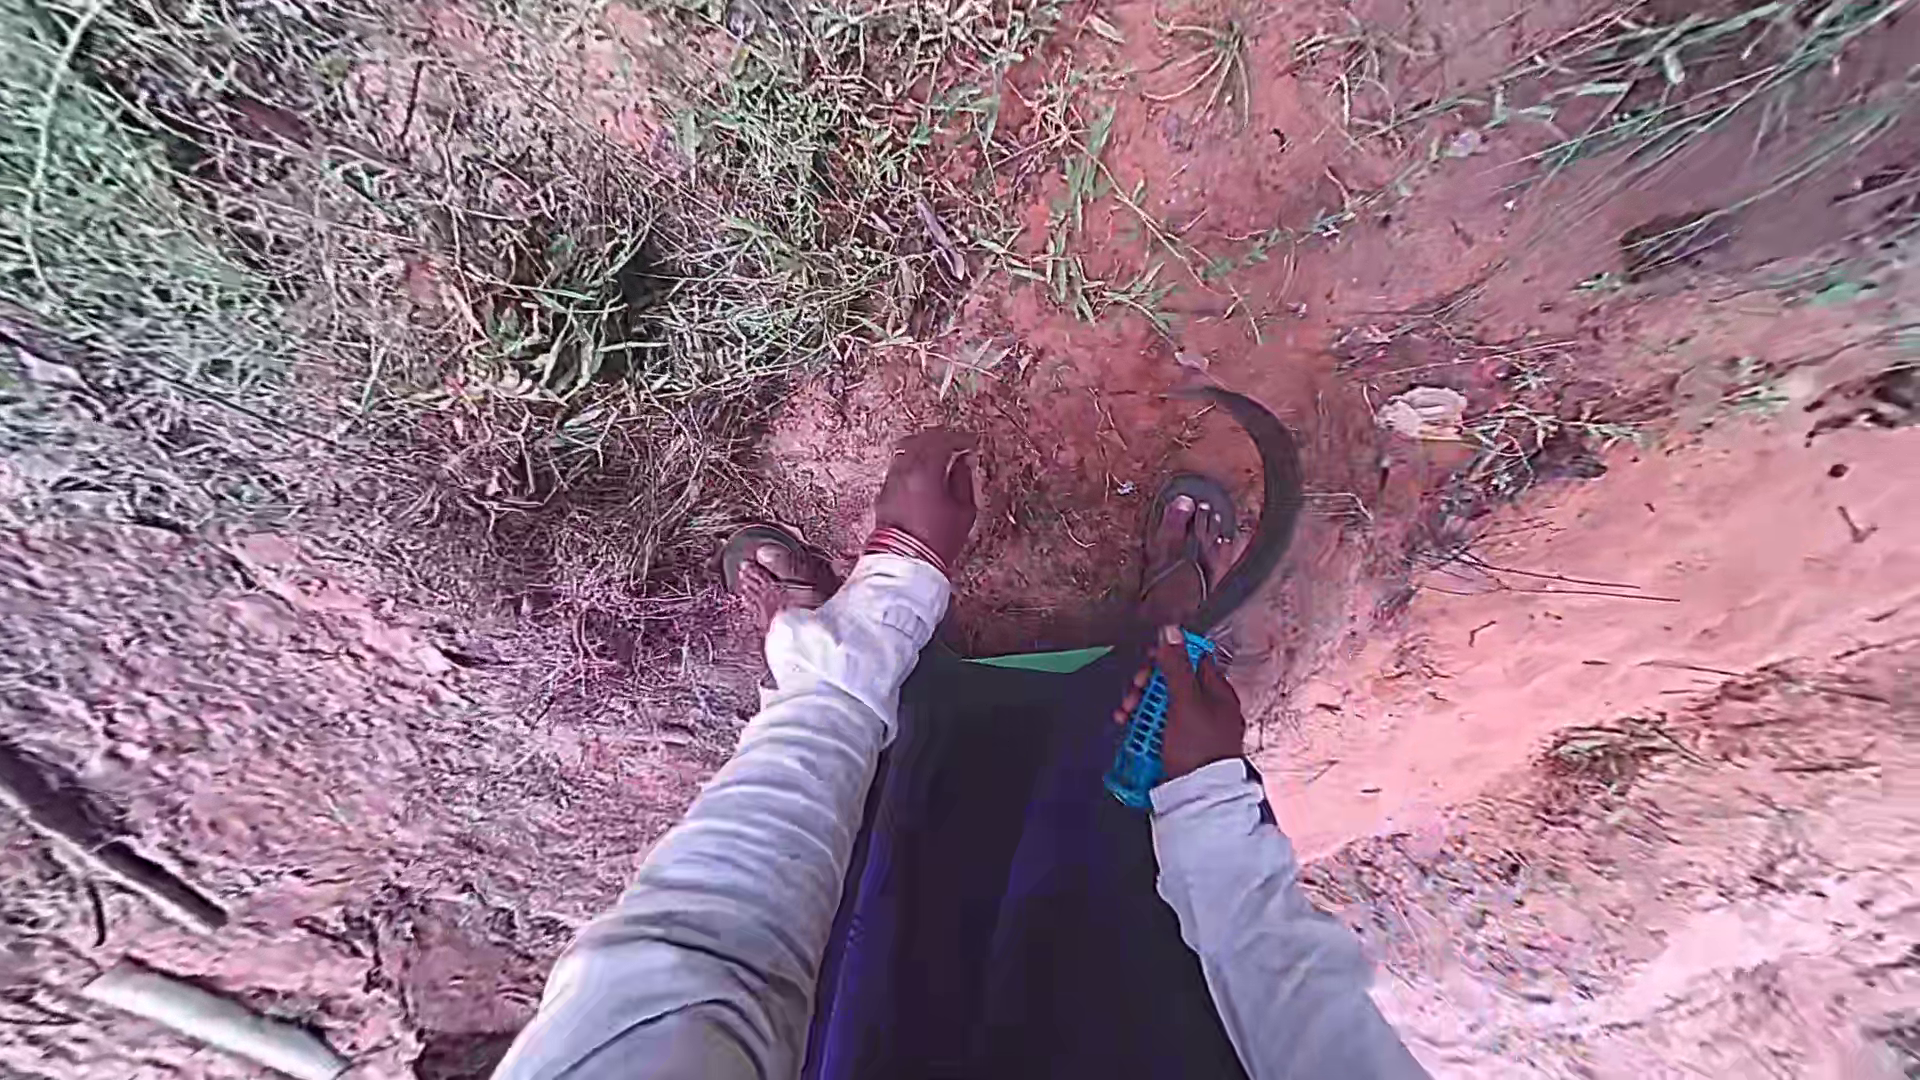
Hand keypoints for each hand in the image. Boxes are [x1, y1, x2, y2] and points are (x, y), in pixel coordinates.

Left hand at [874, 429, 977, 566]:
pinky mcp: (883, 494)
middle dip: (939, 437)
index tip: (970, 442)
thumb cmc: (938, 540)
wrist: (906, 564)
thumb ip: (963, 480)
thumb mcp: (963, 511)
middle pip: (920, 440)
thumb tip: (962, 463)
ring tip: (939, 454)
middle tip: (954, 442)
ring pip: (905, 451)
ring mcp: (890, 482)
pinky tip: (924, 472)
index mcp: (925, 472)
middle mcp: (904, 471)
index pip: (942, 442)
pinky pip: (899, 467)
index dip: (959, 439)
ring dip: (923, 447)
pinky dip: (912, 462)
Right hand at [1113, 624, 1246, 779]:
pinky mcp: (1177, 743)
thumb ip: (1176, 666)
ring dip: (1139, 702)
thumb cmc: (1197, 745)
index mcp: (1217, 691)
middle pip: (1172, 680)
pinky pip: (1156, 723)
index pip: (1192, 658)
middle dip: (1148, 682)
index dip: (1170, 654)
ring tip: (1126, 712)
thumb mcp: (1185, 701)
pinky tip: (1126, 724)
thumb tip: (1170, 629)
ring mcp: (1191, 725)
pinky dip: (1140, 721)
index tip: (1149, 659)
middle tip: (1135, 689)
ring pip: (1160, 702)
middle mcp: (1207, 706)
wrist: (1198, 797)